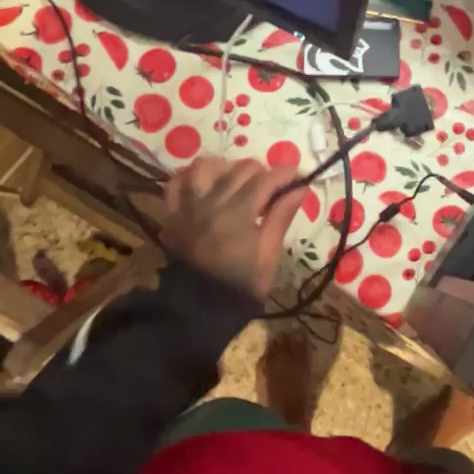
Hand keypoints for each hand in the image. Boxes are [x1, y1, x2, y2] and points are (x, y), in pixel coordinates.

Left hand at [159, 156, 305, 298]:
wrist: (199, 307)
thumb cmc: (242, 284)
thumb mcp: (269, 254)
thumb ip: (281, 216)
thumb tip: (300, 188)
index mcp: (238, 214)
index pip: (267, 179)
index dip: (287, 174)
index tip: (299, 177)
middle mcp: (212, 202)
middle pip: (241, 169)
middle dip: (263, 173)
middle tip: (272, 189)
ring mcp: (189, 206)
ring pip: (205, 166)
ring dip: (226, 168)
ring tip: (237, 182)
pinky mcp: (173, 214)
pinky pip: (176, 183)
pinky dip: (191, 177)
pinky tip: (206, 185)